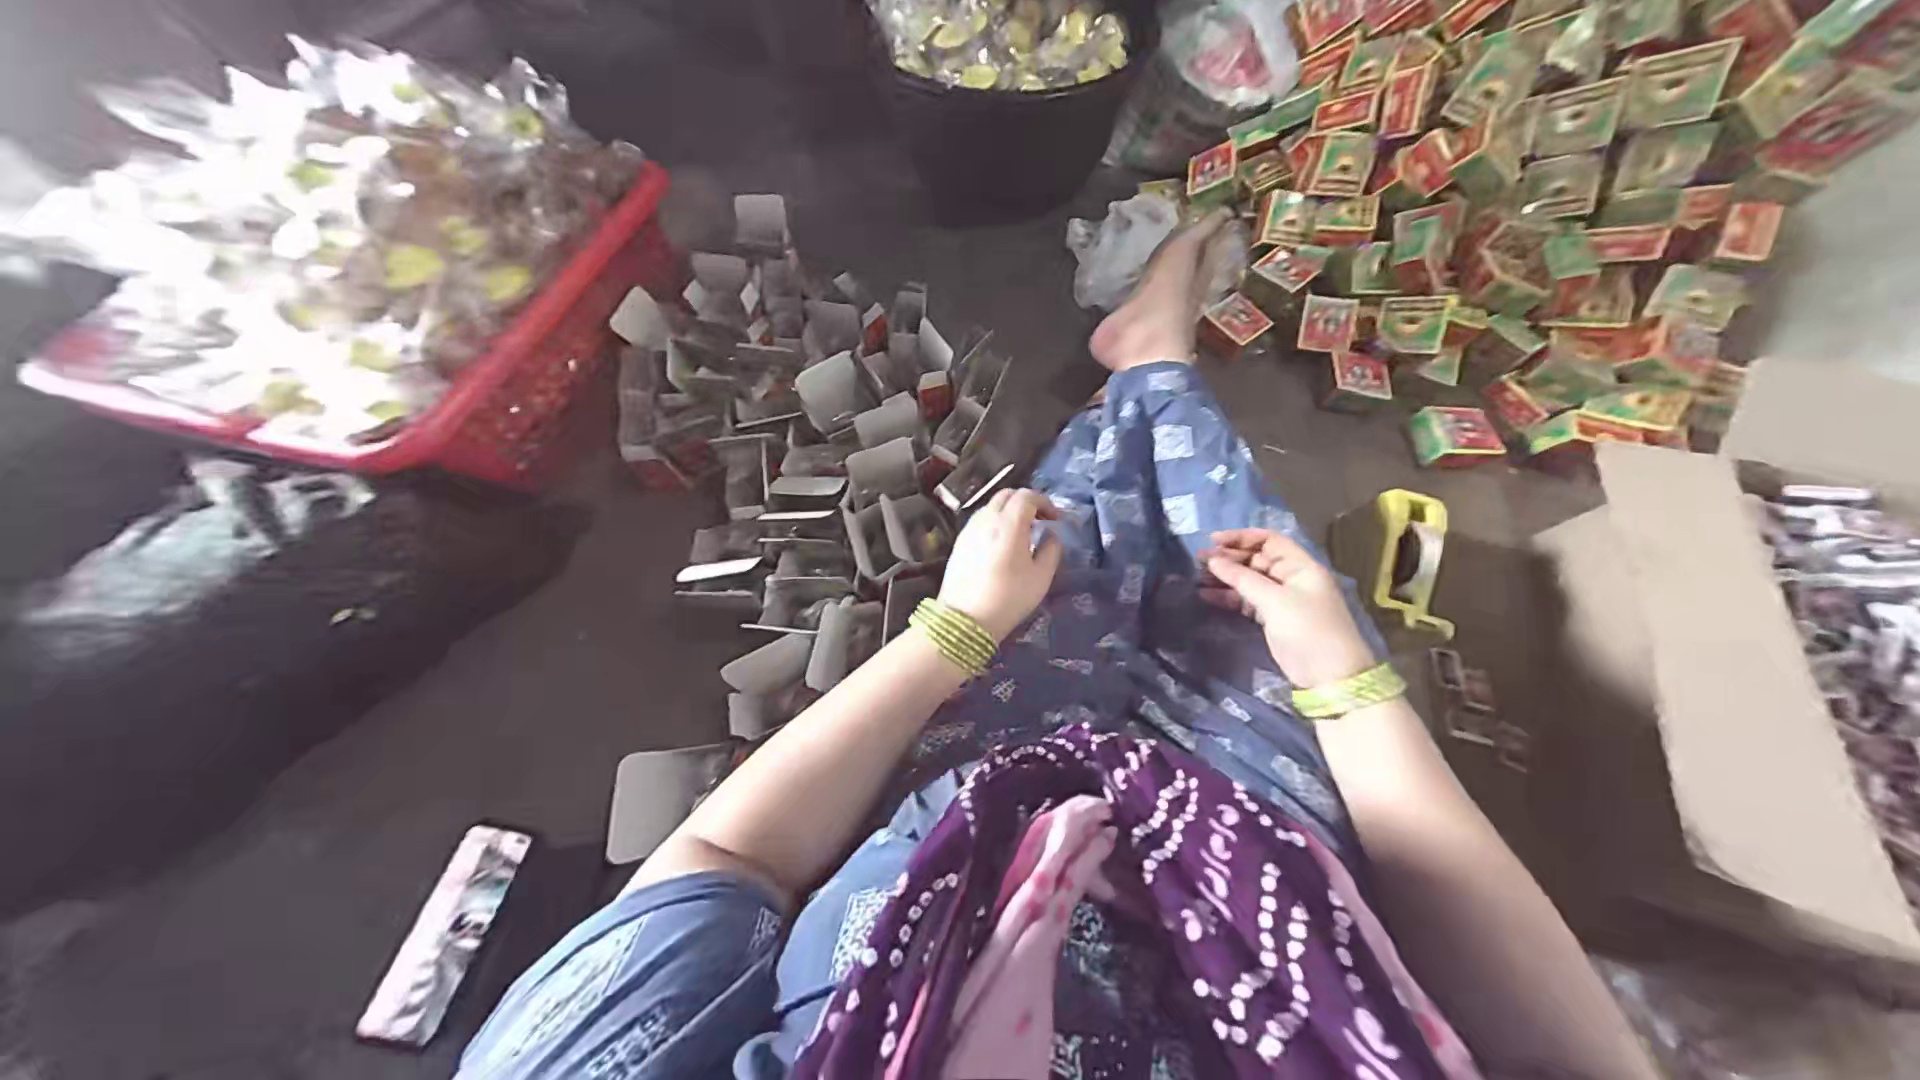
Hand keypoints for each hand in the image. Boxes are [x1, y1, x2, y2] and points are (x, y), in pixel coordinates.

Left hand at [939, 488, 1063, 640]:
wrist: (965, 619)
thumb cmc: (1009, 598)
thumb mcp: (1041, 577)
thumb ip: (1051, 550)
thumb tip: (1050, 535)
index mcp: (1009, 524)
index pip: (1027, 496)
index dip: (1045, 502)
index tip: (1055, 519)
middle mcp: (986, 519)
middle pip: (1007, 495)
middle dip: (1027, 502)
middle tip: (1040, 520)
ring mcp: (969, 529)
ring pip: (991, 506)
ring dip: (1009, 511)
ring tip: (1022, 532)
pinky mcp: (959, 542)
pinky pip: (980, 521)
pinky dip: (995, 522)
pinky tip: (1002, 544)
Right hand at [1199, 529, 1375, 689]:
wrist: (1328, 675)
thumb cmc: (1307, 629)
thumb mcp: (1275, 600)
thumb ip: (1242, 578)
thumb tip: (1213, 560)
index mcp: (1300, 566)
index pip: (1269, 541)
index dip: (1241, 537)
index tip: (1213, 540)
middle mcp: (1291, 578)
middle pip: (1256, 559)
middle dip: (1228, 558)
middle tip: (1199, 560)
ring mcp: (1281, 598)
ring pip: (1248, 580)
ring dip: (1225, 577)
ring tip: (1198, 577)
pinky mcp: (1272, 617)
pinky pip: (1246, 599)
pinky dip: (1228, 596)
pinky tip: (1207, 595)